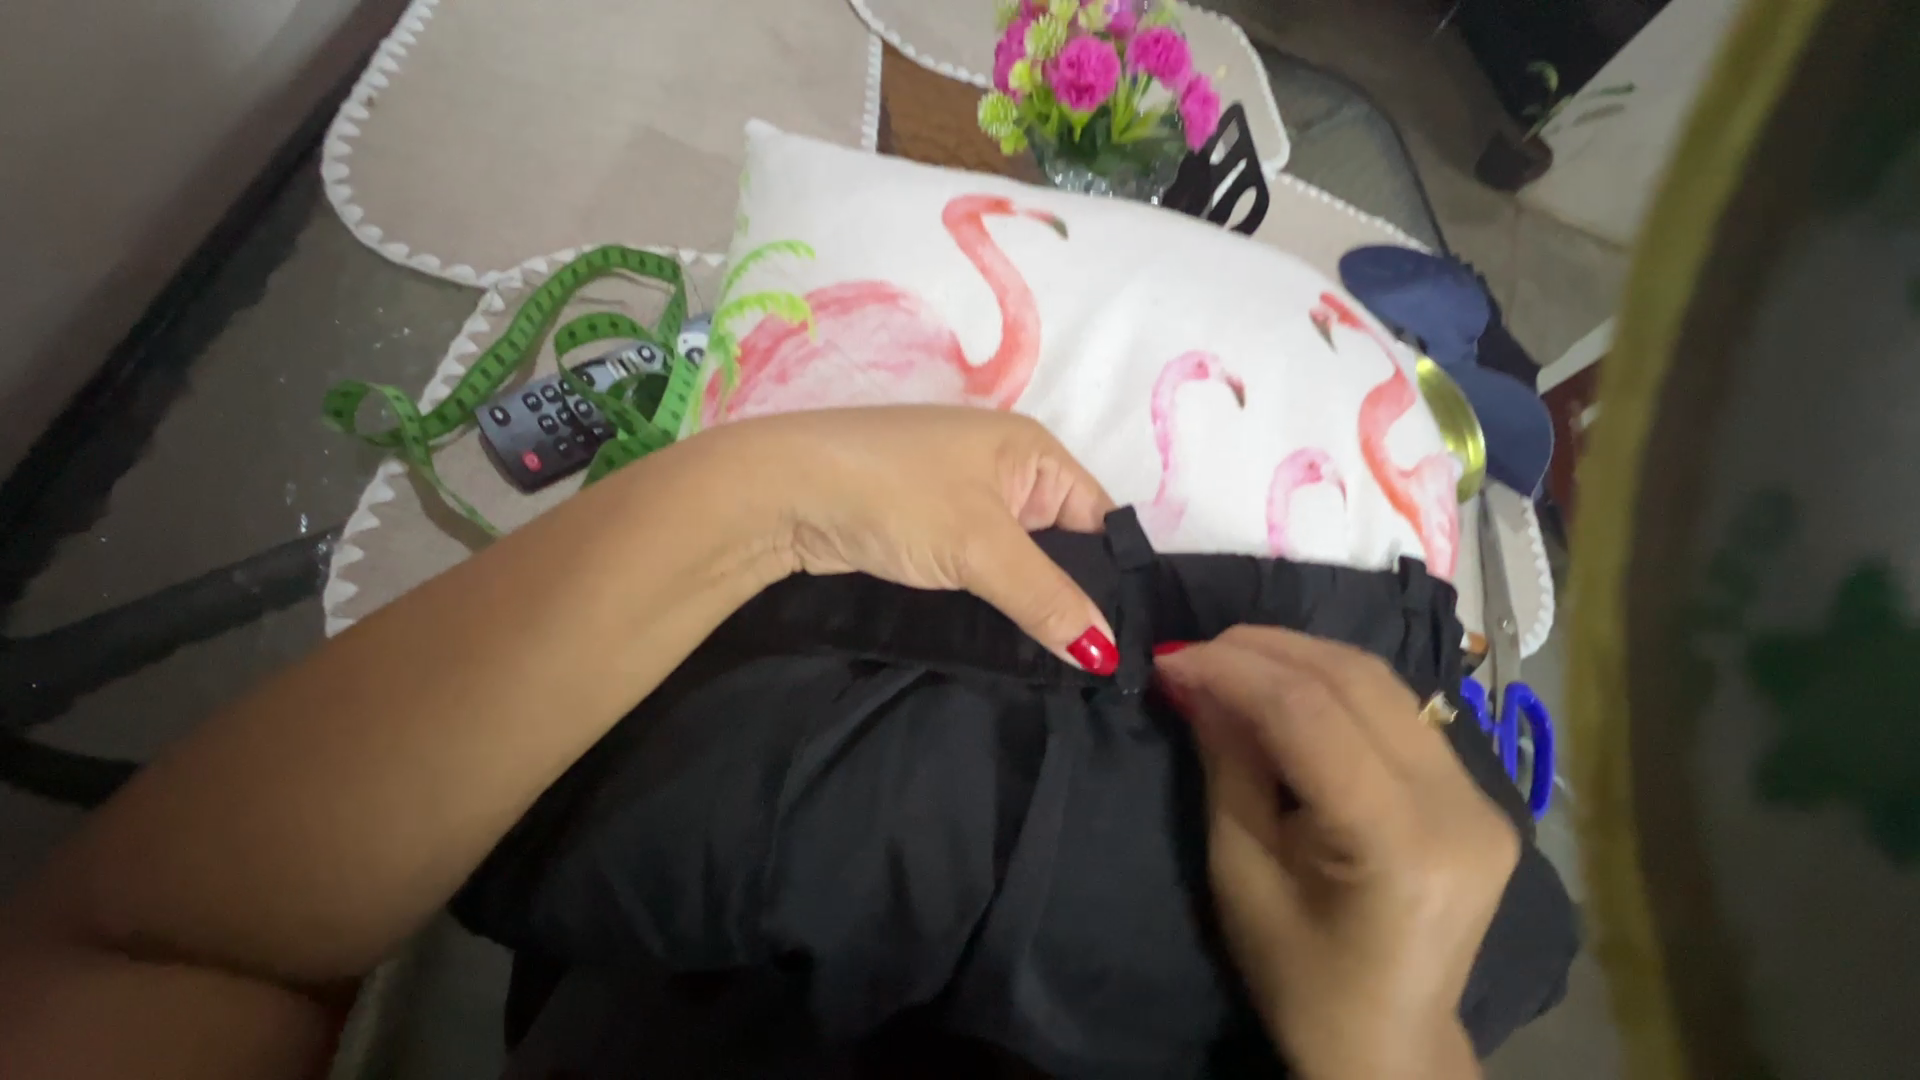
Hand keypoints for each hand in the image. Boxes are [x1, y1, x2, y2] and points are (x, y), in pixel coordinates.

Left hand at [723, 406, 1120, 672]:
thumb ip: (1047, 598)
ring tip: (1061, 669)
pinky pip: (981, 572)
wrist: (783, 492)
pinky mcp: (931, 533)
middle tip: (1096, 667)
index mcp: (1033, 451)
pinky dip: (993, 603)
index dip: (1114, 578)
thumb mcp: (981, 546)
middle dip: (1072, 599)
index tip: (1128, 643)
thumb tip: (1108, 654)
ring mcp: (964, 502)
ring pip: (1018, 564)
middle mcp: (1005, 471)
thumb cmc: (897, 496)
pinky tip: (1010, 647)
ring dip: (1031, 606)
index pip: (1098, 519)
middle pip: (1061, 544)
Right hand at [1154, 628, 1517, 1079]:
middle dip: (1260, 650)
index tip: (1169, 660)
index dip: (1231, 671)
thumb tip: (1195, 679)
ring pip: (1377, 679)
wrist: (1388, 1040)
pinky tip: (1277, 683)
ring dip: (1292, 654)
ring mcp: (1478, 794)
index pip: (1310, 714)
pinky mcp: (1473, 789)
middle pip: (1353, 679)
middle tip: (1191, 652)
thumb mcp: (1240, 869)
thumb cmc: (1298, 975)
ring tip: (1226, 658)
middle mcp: (1459, 805)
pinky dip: (1325, 680)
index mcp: (1401, 843)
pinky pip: (1392, 705)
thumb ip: (1227, 762)